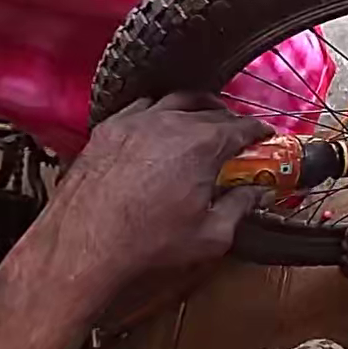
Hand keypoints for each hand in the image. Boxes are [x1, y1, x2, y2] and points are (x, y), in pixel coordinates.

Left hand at [25, 93, 272, 306]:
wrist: (82, 249)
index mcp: (202, 145)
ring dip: (198, 108)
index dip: (259, 132)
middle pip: (213, 110)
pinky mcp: (109, 130)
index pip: (242, 126)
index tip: (265, 138)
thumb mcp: (211, 234)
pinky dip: (160, 109)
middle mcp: (170, 123)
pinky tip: (162, 124)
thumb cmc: (145, 243)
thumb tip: (256, 194)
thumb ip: (240, 207)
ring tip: (205, 122)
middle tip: (239, 140)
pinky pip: (142, 105)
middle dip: (231, 122)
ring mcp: (136, 122)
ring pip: (177, 99)